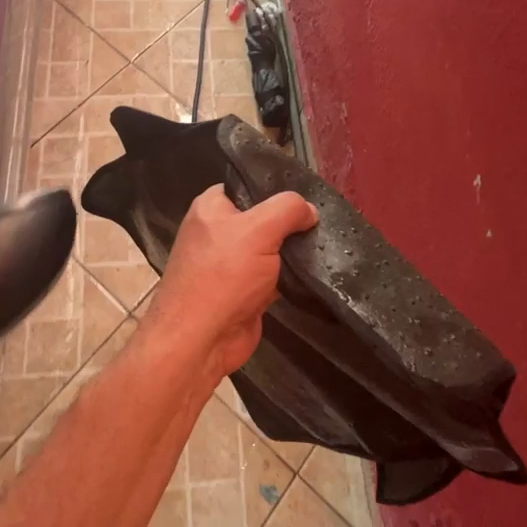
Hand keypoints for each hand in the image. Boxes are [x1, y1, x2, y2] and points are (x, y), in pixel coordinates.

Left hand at [140, 185, 318, 382]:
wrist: (200, 341)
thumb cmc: (223, 276)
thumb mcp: (258, 230)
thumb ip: (287, 210)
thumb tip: (310, 210)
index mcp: (212, 207)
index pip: (248, 185)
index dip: (276, 188)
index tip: (307, 193)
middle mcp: (219, 231)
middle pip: (264, 217)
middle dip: (291, 222)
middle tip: (321, 221)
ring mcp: (231, 264)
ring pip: (272, 248)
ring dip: (293, 252)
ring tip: (325, 244)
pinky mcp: (244, 291)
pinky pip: (274, 275)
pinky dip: (291, 276)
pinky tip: (316, 272)